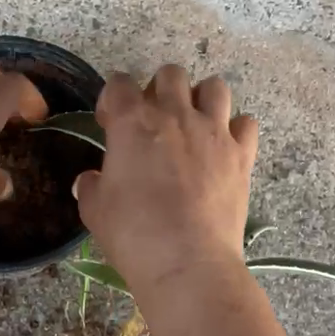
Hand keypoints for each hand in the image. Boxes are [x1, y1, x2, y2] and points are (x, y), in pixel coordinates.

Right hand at [71, 65, 259, 294]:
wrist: (187, 262)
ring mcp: (213, 131)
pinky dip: (236, 130)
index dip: (114, 99)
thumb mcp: (95, 210)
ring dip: (202, 99)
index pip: (120, 83)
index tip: (111, 123)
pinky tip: (226, 147)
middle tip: (154, 120)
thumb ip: (91, 186)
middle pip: (170, 73)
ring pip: (214, 87)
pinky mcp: (241, 153)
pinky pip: (246, 123)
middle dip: (159, 89)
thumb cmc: (133, 234)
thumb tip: (88, 180)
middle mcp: (175, 114)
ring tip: (194, 123)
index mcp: (133, 121)